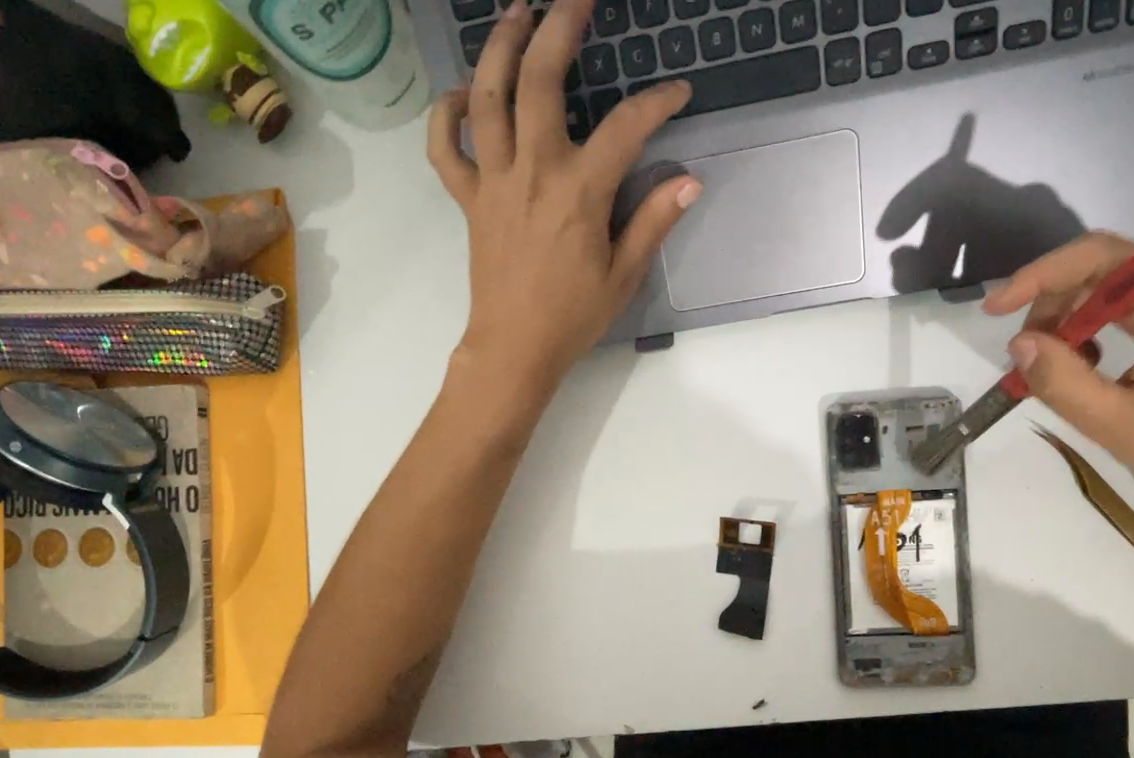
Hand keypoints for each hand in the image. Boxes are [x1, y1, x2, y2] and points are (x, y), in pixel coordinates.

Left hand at [428, 0, 700, 404]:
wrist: (514, 348)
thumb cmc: (573, 317)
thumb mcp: (624, 274)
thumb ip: (653, 221)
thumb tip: (689, 182)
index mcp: (580, 192)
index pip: (627, 128)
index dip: (657, 103)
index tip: (677, 93)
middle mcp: (533, 171)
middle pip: (541, 81)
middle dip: (561, 28)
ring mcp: (493, 180)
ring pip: (487, 97)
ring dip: (501, 47)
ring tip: (517, 12)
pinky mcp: (467, 198)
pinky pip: (444, 147)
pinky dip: (444, 114)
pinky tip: (460, 93)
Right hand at [982, 231, 1133, 497]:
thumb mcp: (1116, 423)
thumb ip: (1063, 382)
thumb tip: (1018, 344)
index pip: (1099, 257)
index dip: (1040, 276)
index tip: (995, 308)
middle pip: (1096, 265)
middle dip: (1049, 304)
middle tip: (1024, 355)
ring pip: (1102, 279)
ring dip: (1064, 317)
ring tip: (1049, 363)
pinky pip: (1118, 294)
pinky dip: (1085, 322)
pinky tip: (1080, 359)